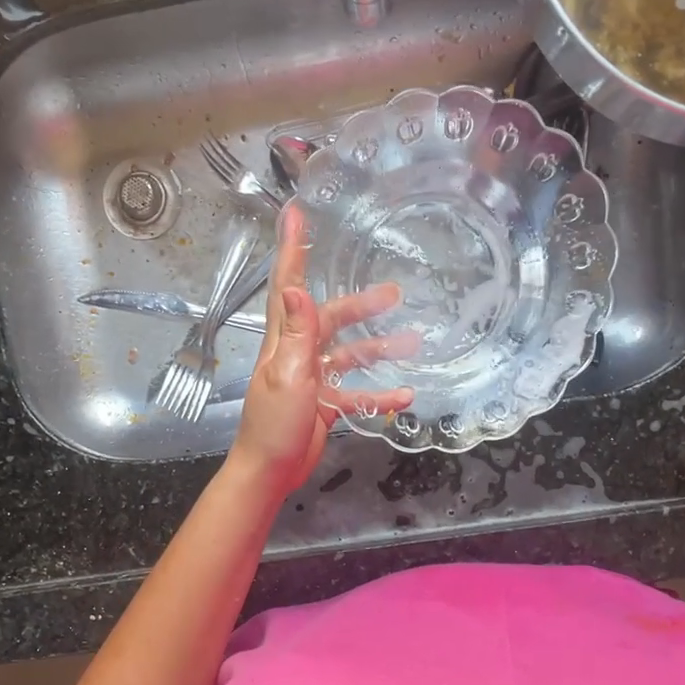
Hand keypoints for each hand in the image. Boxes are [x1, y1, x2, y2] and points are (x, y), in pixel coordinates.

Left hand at [228, 205, 411, 494]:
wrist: (270, 471)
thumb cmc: (274, 424)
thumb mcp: (288, 376)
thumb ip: (297, 335)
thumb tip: (298, 289)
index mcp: (283, 342)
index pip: (288, 286)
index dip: (291, 250)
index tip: (296, 214)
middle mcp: (297, 354)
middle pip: (331, 319)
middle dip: (361, 305)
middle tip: (395, 294)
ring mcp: (312, 379)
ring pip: (349, 356)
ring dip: (378, 349)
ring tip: (413, 342)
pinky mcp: (324, 404)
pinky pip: (355, 393)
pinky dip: (379, 394)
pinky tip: (405, 395)